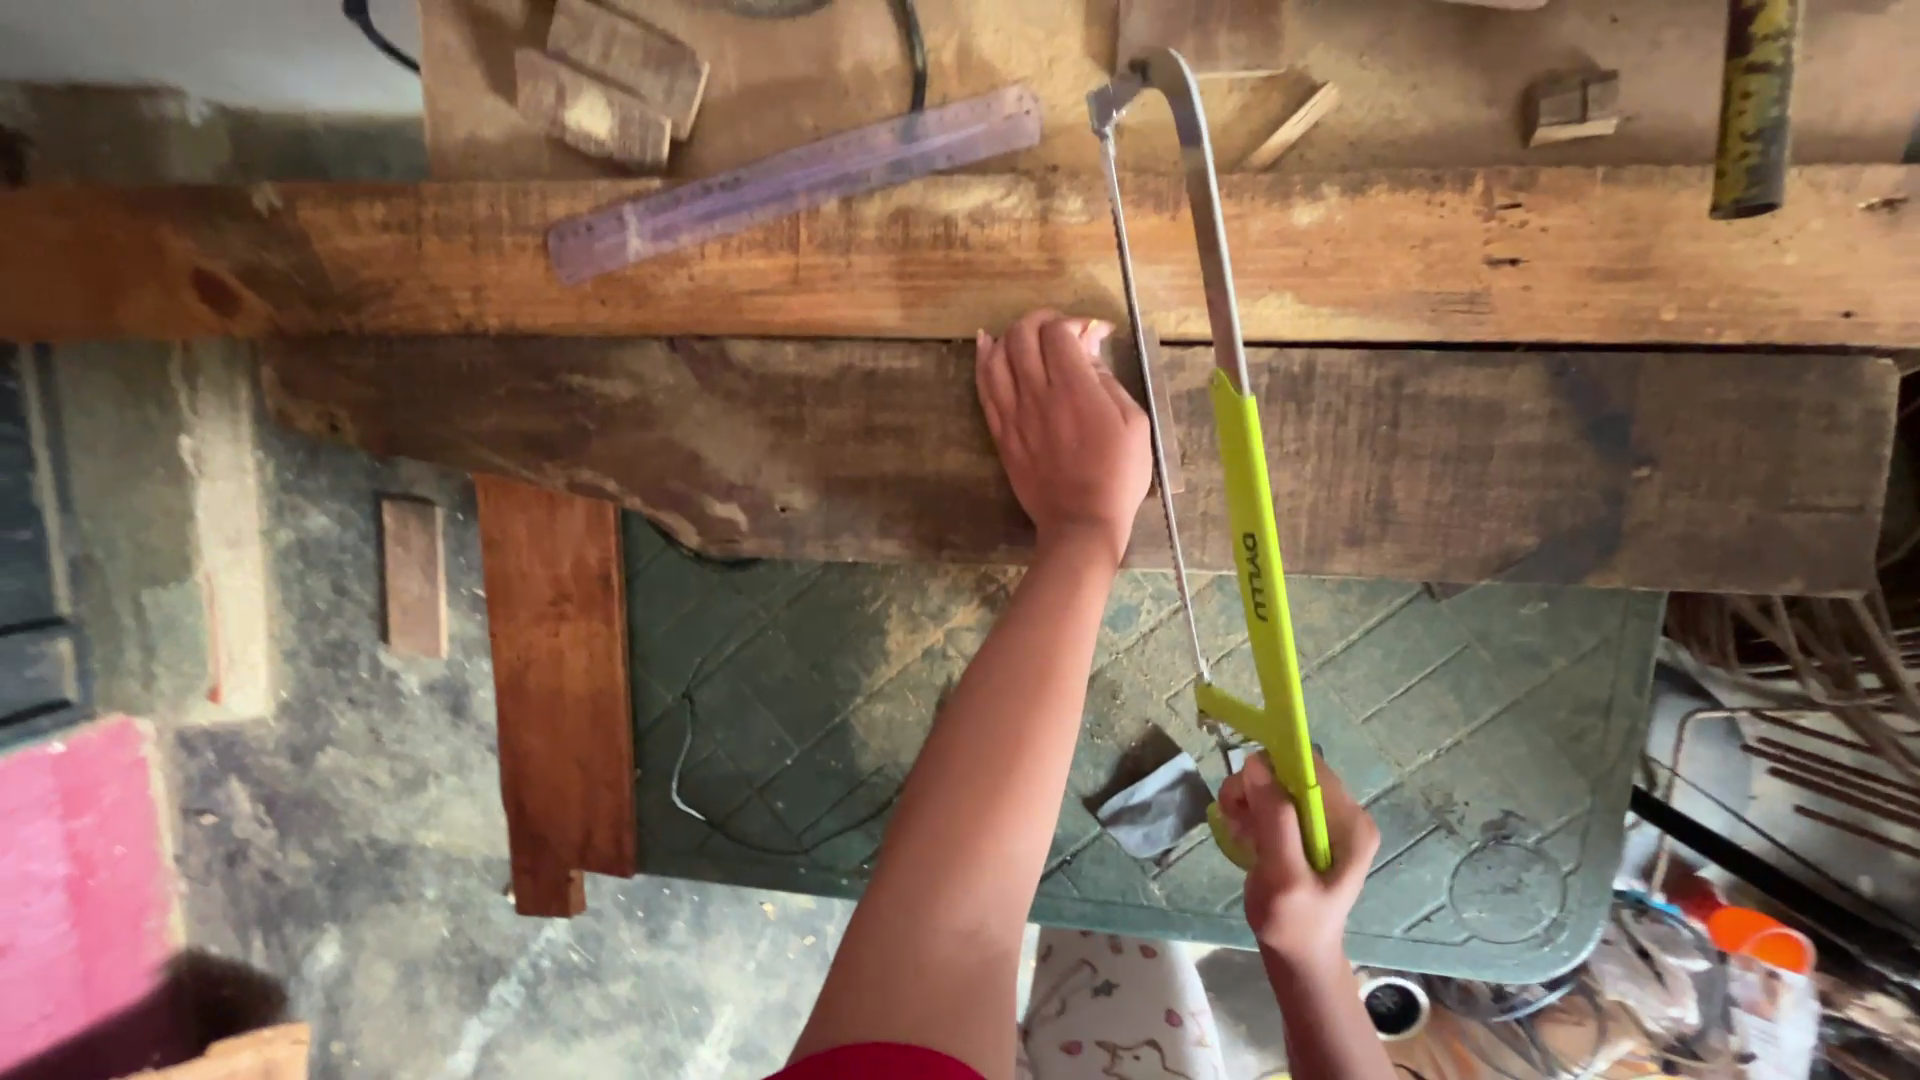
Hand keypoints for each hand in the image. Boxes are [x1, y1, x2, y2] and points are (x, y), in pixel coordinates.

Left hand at [975, 309, 1151, 568]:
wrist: (1080, 523)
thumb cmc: (1118, 475)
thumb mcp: (1134, 423)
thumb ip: (1107, 381)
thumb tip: (1088, 351)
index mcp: (1074, 388)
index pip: (1058, 332)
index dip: (1076, 322)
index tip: (1095, 334)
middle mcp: (1037, 394)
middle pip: (1023, 335)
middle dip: (1042, 320)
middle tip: (1061, 330)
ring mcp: (1013, 414)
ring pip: (997, 356)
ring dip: (1011, 335)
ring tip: (1027, 335)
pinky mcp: (1000, 433)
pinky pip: (983, 387)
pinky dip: (983, 360)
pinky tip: (987, 345)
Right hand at [1217, 752, 1379, 972]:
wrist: (1295, 953)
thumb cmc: (1294, 922)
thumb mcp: (1284, 876)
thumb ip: (1275, 820)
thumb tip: (1255, 763)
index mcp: (1350, 822)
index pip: (1309, 767)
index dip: (1272, 769)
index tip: (1244, 794)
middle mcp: (1340, 813)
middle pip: (1287, 772)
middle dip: (1253, 788)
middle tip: (1235, 817)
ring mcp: (1320, 819)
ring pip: (1271, 782)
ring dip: (1245, 799)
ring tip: (1238, 830)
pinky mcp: (1301, 825)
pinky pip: (1267, 798)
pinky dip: (1248, 810)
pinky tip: (1243, 834)